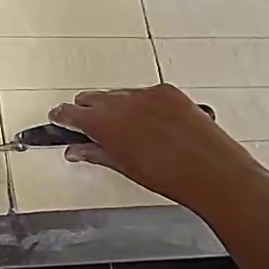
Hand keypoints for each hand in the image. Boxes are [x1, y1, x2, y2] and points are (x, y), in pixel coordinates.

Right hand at [50, 84, 268, 209]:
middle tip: (93, 129)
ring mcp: (145, 94)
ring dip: (117, 108)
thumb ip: (95, 153)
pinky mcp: (167, 91)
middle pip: (92, 99)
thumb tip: (77, 151)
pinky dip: (144, 105)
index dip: (62, 117)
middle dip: (89, 112)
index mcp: (103, 122)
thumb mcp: (123, 167)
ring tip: (129, 131)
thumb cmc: (168, 176)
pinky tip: (154, 124)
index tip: (58, 119)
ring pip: (119, 95)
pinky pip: (146, 94)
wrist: (210, 171)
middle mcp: (121, 102)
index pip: (70, 113)